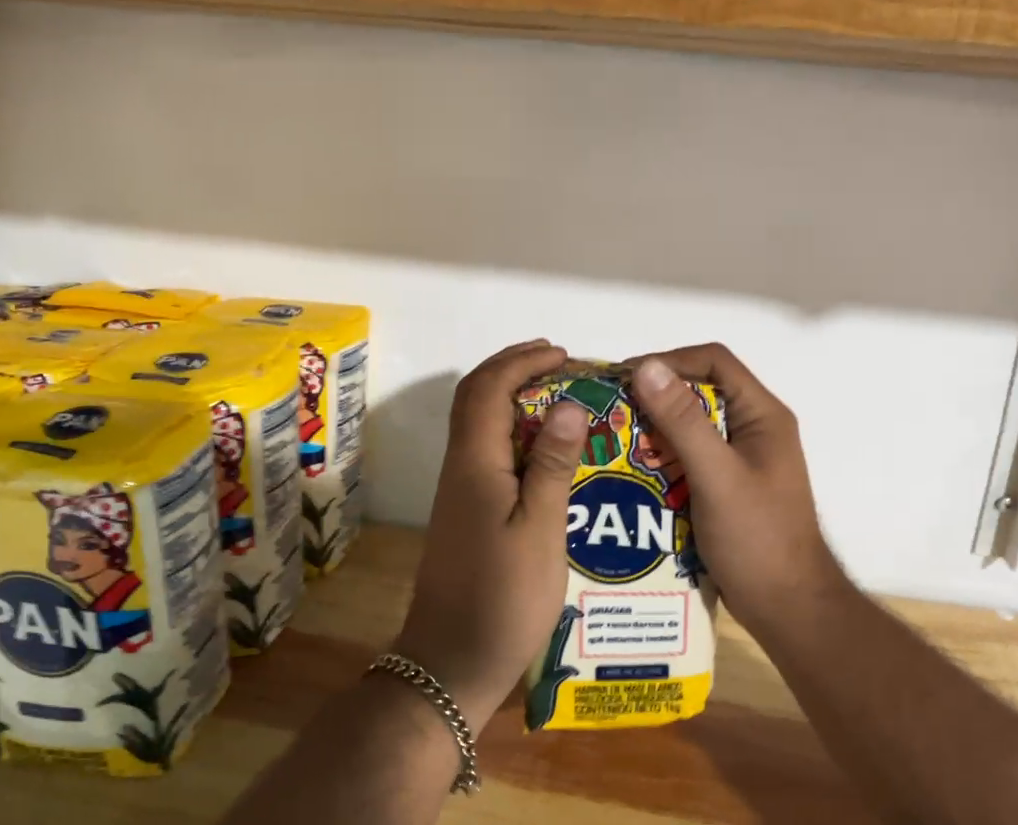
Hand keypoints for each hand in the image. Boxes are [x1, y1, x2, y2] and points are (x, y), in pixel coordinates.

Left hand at [394, 340, 589, 724]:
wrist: (450, 663)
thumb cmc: (503, 598)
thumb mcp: (540, 530)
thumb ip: (553, 465)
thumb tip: (568, 403)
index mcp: (475, 463)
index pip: (488, 389)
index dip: (522, 362)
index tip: (563, 355)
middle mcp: (460, 467)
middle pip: (474, 398)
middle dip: (511, 369)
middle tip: (557, 362)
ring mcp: (459, 491)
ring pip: (478, 423)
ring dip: (511, 397)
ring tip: (558, 396)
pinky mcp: (466, 513)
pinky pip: (486, 451)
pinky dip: (512, 431)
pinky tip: (545, 450)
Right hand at [627, 345, 842, 638]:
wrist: (788, 610)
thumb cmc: (758, 540)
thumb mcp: (717, 476)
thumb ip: (683, 422)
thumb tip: (646, 367)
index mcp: (762, 415)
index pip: (714, 361)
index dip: (669, 360)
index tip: (625, 377)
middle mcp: (753, 429)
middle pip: (699, 391)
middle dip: (655, 397)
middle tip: (611, 410)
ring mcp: (741, 459)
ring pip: (691, 426)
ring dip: (655, 430)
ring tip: (614, 442)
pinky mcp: (727, 487)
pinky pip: (688, 458)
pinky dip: (661, 460)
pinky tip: (633, 474)